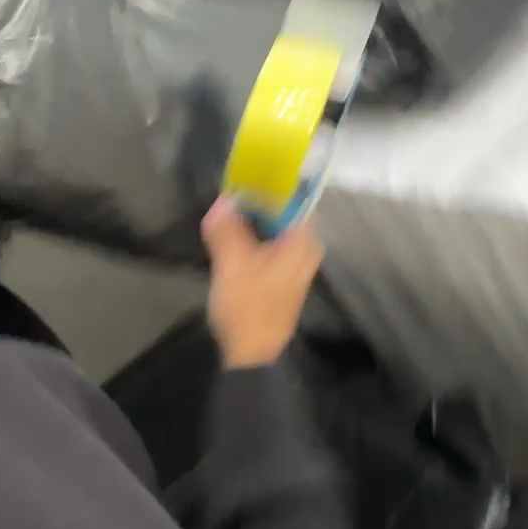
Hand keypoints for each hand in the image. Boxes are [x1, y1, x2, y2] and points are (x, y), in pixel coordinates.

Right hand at [202, 198, 324, 368]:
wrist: (252, 353)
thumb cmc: (248, 307)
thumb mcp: (232, 264)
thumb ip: (227, 229)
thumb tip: (223, 201)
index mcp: (301, 242)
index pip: (293, 197)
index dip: (269, 184)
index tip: (243, 175)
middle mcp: (304, 249)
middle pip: (282, 212)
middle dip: (256, 201)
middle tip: (229, 193)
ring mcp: (293, 264)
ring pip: (273, 228)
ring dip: (251, 220)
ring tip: (225, 212)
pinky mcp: (280, 276)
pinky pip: (268, 244)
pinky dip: (251, 236)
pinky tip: (230, 237)